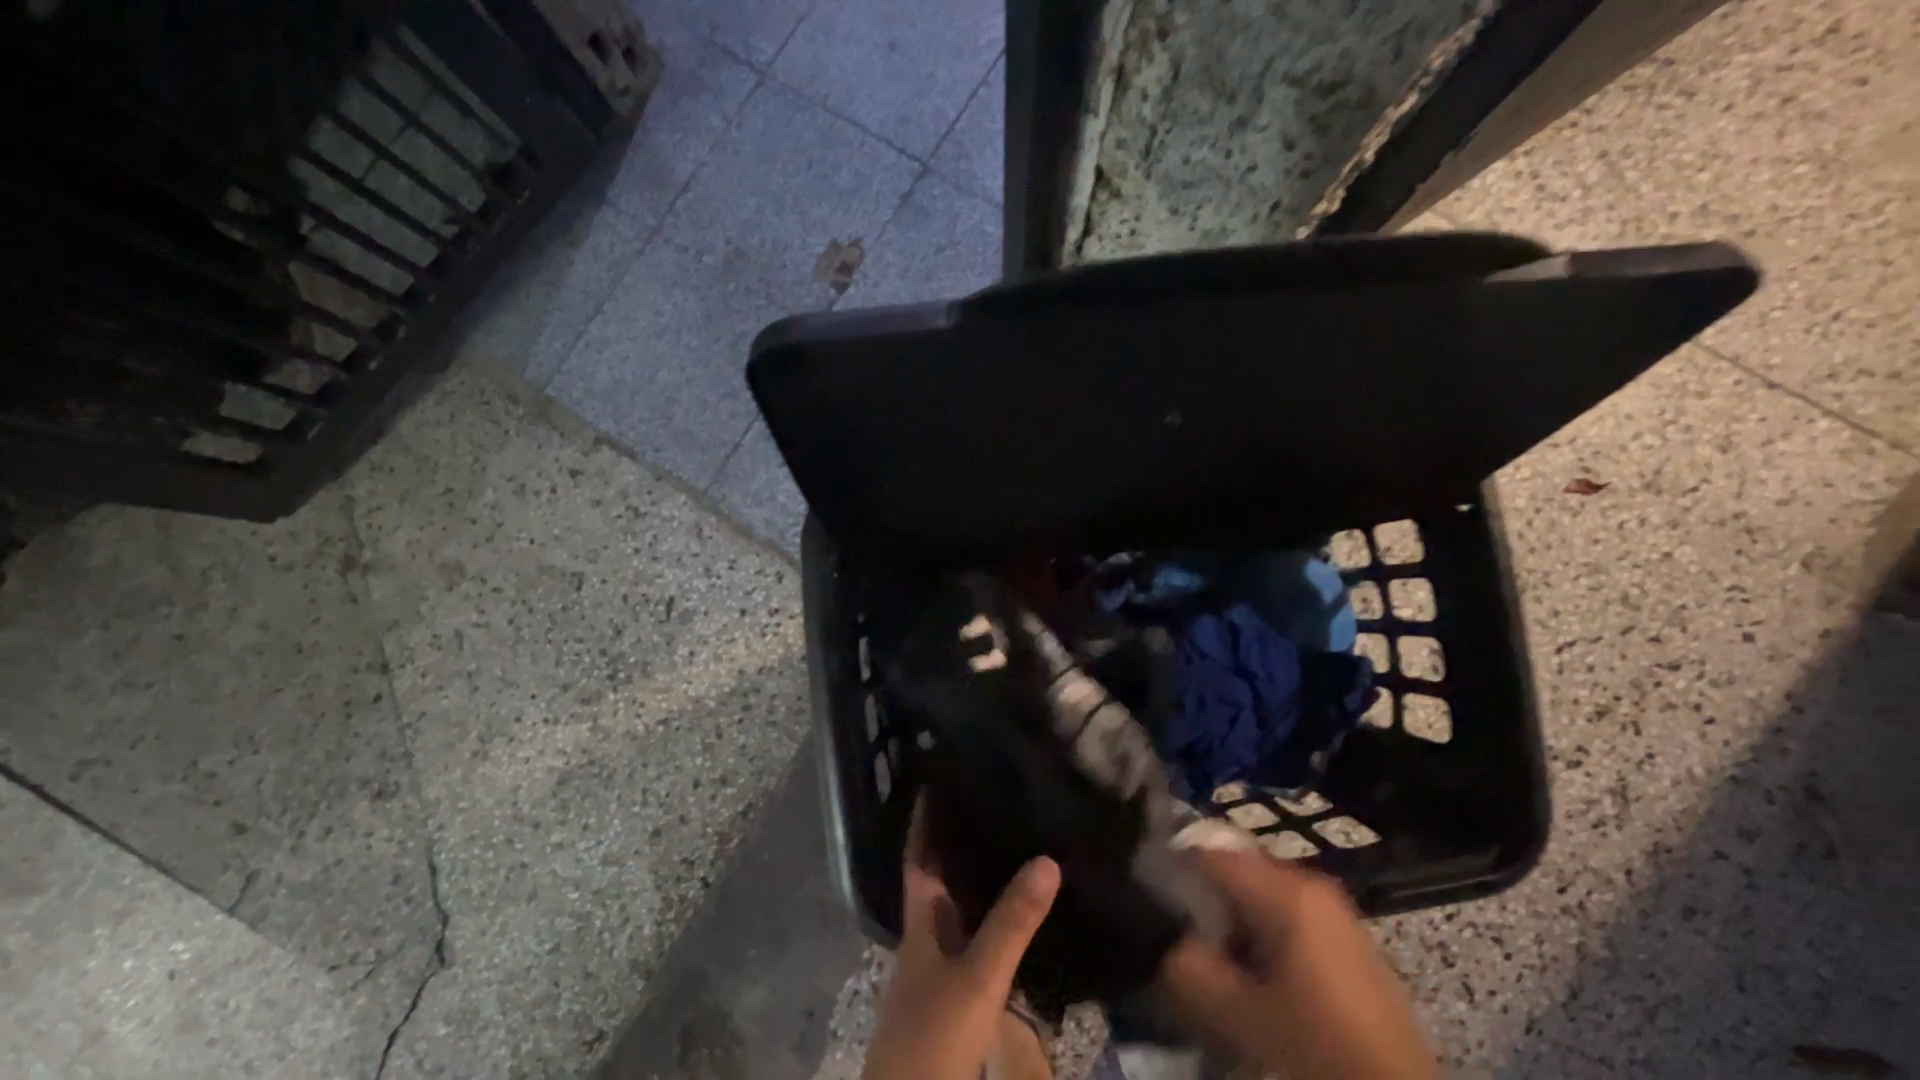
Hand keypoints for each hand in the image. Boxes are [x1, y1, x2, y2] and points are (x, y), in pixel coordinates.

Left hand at [864, 801, 1061, 1079]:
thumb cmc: (935, 1031)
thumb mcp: (978, 974)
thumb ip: (1012, 922)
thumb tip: (1047, 858)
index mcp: (921, 922)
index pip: (918, 858)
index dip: (923, 821)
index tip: (934, 782)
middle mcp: (926, 937)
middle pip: (937, 880)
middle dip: (955, 843)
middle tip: (986, 804)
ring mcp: (938, 968)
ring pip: (956, 910)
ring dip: (975, 880)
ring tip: (1009, 847)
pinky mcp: (954, 994)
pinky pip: (972, 940)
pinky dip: (990, 920)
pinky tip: (1015, 919)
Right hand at [1160, 849, 1440, 1079]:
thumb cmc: (1316, 1041)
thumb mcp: (1239, 1012)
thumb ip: (1188, 968)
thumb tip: (1163, 940)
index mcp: (1285, 890)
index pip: (1209, 854)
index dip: (1171, 871)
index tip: (1147, 900)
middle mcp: (1310, 882)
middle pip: (1234, 871)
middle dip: (1201, 900)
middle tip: (1176, 938)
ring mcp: (1332, 906)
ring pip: (1258, 893)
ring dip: (1228, 920)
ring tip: (1210, 960)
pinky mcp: (1342, 933)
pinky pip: (1283, 912)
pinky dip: (1257, 932)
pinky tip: (1251, 974)